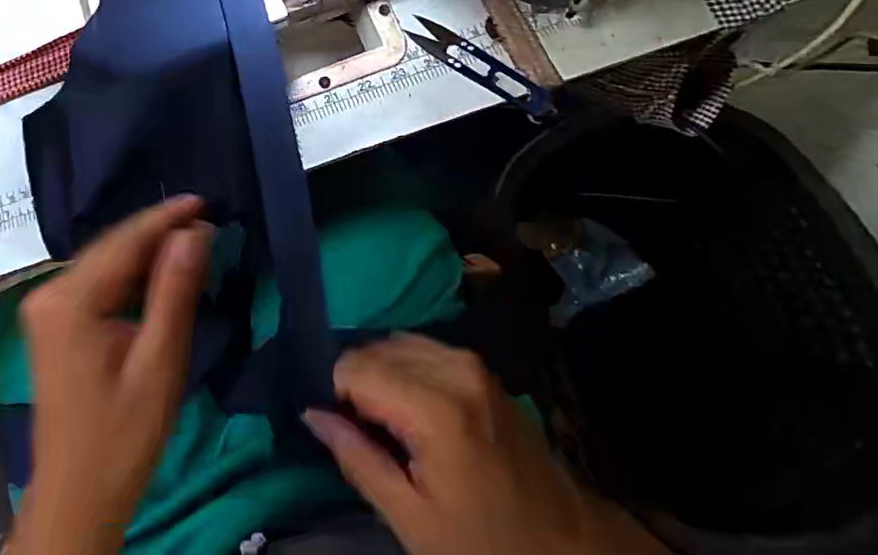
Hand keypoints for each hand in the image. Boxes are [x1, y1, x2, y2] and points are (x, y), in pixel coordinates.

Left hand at [8, 196, 214, 554]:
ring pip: (106, 261)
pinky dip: (131, 272)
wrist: (78, 497)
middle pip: (112, 246)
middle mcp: (50, 292)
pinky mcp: (54, 321)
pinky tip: (158, 270)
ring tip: (191, 238)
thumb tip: (195, 232)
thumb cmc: (123, 437)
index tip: (204, 200)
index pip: (124, 242)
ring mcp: (47, 307)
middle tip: (205, 220)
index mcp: (69, 300)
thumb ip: (175, 291)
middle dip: (158, 231)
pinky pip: (98, 280)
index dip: (166, 217)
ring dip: (146, 250)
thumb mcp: (159, 362)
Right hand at [304, 334, 663, 554]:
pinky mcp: (480, 365)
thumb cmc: (485, 544)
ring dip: (380, 374)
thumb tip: (311, 413)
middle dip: (358, 384)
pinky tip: (412, 410)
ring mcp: (471, 362)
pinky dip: (403, 369)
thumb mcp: (412, 520)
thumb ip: (357, 458)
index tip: (344, 432)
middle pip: (374, 349)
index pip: (355, 366)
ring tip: (390, 424)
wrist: (567, 545)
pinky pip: (421, 348)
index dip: (337, 396)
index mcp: (437, 408)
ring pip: (395, 342)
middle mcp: (454, 368)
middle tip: (366, 434)